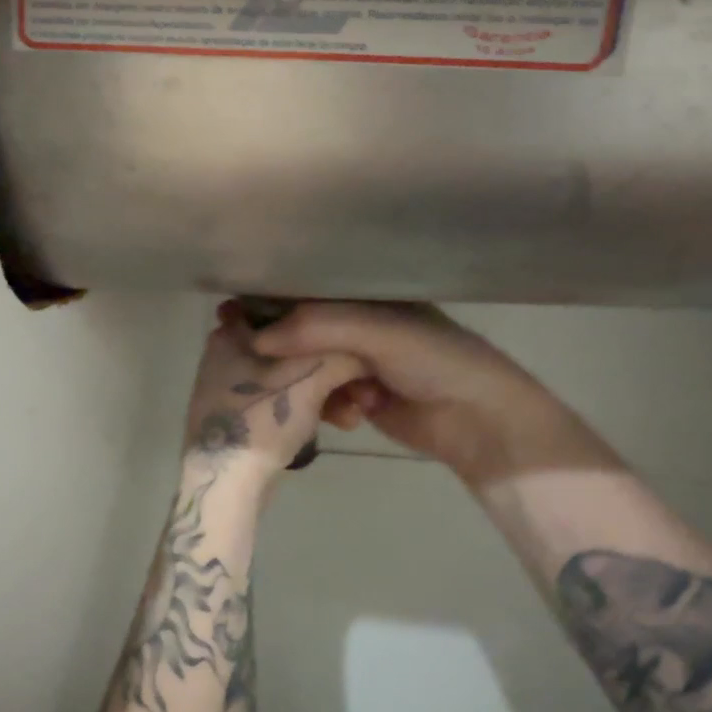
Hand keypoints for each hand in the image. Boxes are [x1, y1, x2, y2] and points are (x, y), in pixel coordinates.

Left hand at [183, 302, 366, 480]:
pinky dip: (308, 405)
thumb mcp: (313, 376)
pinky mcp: (242, 415)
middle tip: (362, 384)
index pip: (284, 309)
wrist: (228, 481)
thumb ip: (342, 354)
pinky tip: (335, 420)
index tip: (354, 334)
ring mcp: (232, 387)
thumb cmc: (265, 417)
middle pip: (293, 346)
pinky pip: (283, 398)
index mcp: (232, 333)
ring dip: (325, 389)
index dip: (322, 320)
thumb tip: (367, 350)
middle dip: (330, 364)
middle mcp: (227, 353)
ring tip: (353, 411)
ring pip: (291, 375)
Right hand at [252, 302, 559, 481]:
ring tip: (323, 396)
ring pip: (309, 369)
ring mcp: (360, 362)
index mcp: (365, 295)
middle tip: (238, 356)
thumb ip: (316, 327)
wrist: (482, 420)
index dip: (267, 300)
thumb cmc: (435, 359)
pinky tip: (356, 414)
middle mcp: (360, 324)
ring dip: (309, 384)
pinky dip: (333, 408)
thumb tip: (254, 339)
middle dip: (277, 346)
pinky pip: (325, 399)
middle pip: (300, 331)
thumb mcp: (376, 331)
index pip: (305, 290)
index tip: (230, 314)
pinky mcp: (362, 397)